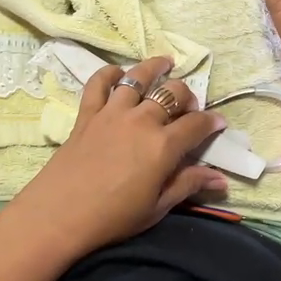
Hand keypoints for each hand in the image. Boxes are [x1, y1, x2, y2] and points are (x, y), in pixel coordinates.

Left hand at [13, 56, 229, 253]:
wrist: (59, 215)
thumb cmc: (113, 217)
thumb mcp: (157, 207)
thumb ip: (188, 185)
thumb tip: (221, 178)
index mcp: (163, 146)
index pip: (196, 124)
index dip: (211, 122)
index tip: (218, 124)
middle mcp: (141, 121)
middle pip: (172, 93)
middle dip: (187, 96)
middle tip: (189, 107)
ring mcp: (112, 113)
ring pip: (138, 78)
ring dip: (155, 68)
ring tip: (165, 63)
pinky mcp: (87, 114)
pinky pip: (98, 84)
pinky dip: (109, 73)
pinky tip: (118, 74)